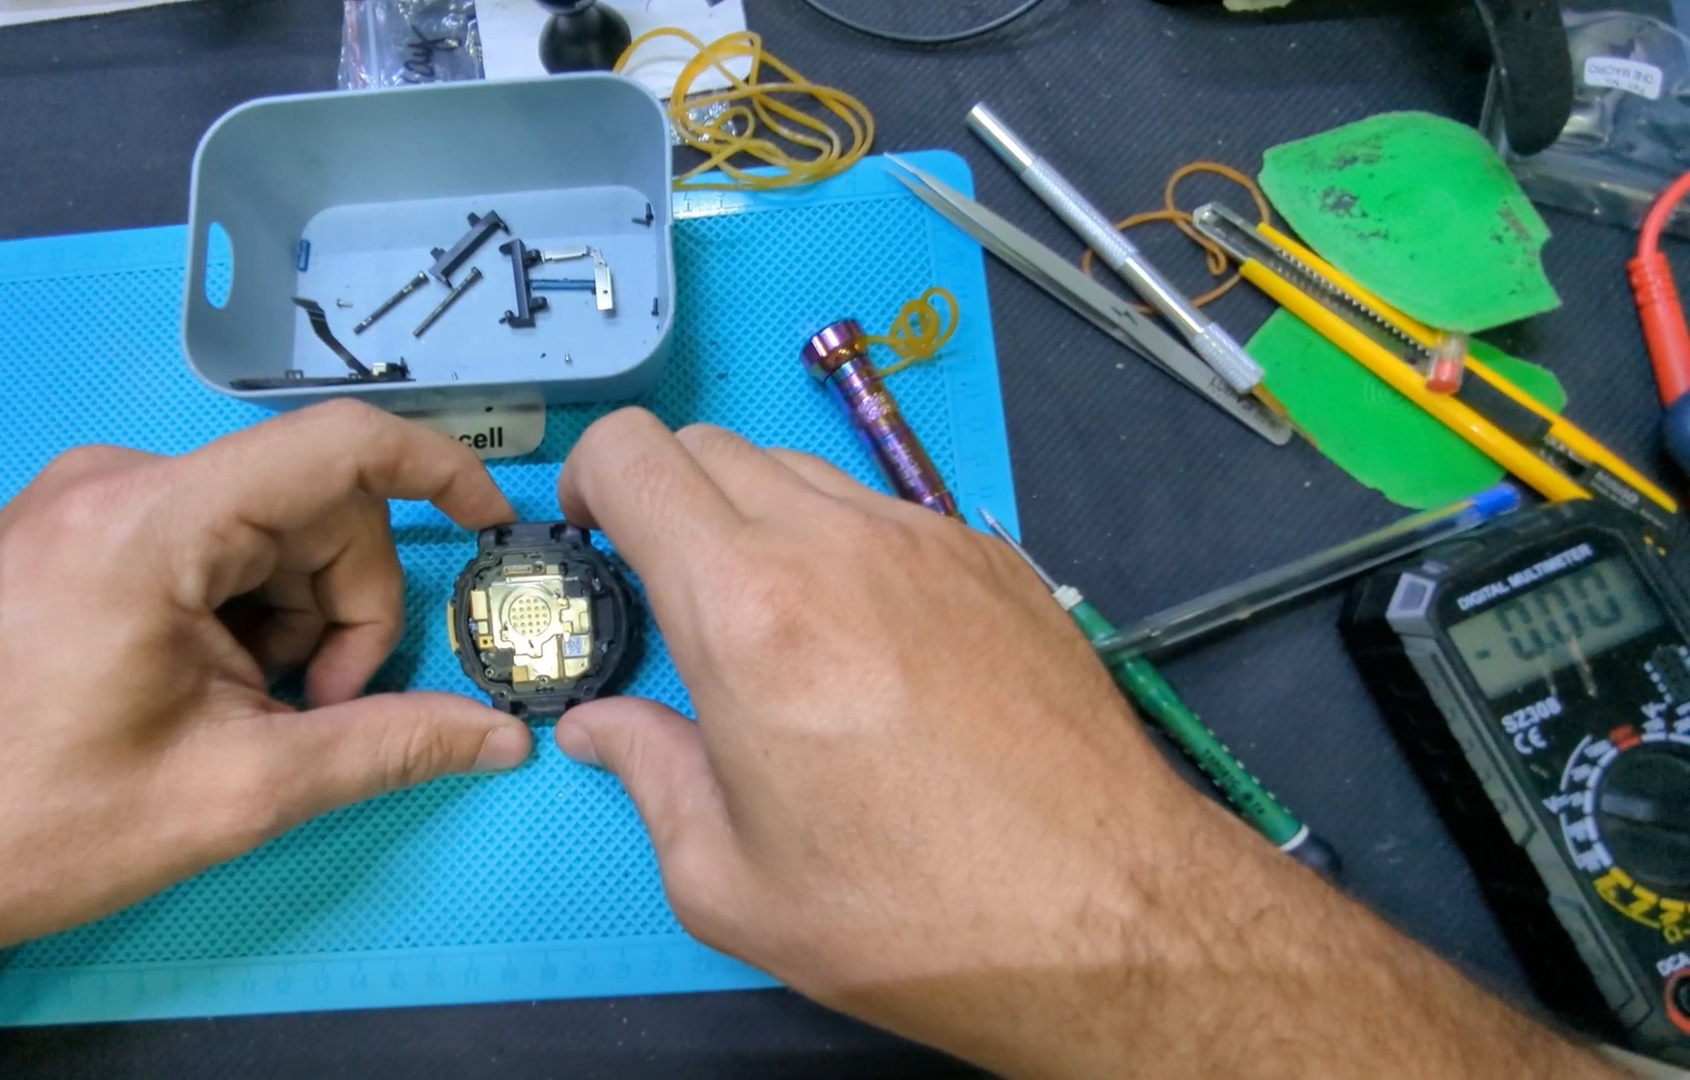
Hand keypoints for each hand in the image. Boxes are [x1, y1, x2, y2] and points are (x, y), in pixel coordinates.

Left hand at [0, 402, 532, 1069]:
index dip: (439, 470)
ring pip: (283, 533)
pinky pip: (231, 545)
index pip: (339, 444)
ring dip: (307, 618)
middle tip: (323, 702)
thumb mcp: (243, 791)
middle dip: (350, 608)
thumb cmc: (33, 830)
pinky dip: (261, 612)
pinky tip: (220, 679)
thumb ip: (394, 747)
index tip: (493, 523)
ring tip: (260, 702)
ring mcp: (103, 502)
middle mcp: (126, 482)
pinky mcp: (94, 532)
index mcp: (153, 522)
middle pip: (320, 510)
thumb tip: (507, 740)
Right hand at [551, 409, 1613, 1078]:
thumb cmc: (906, 911)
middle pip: (707, 444)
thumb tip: (596, 724)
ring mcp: (921, 533)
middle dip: (663, 496)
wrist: (1112, 911)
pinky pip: (875, 505)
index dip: (591, 478)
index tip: (596, 534)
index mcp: (745, 609)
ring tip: (772, 610)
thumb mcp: (728, 878)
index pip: (633, 455)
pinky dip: (835, 536)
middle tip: (674, 586)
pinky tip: (866, 625)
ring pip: (791, 465)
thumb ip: (645, 772)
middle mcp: (831, 541)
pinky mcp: (985, 550)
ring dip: (749, 513)